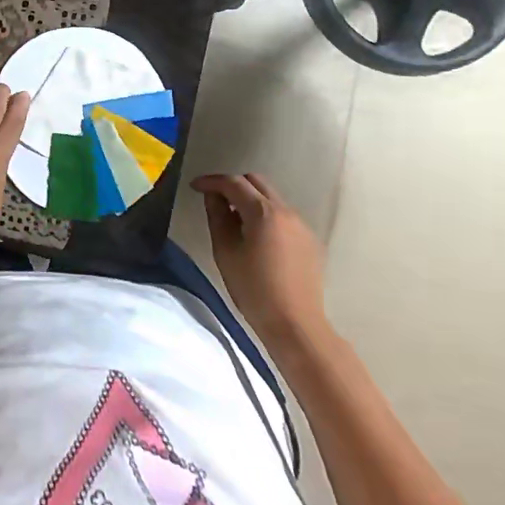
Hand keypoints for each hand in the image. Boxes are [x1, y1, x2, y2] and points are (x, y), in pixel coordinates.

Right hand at [191, 173, 329, 349]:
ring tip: (231, 218)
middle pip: (257, 182)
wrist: (294, 322)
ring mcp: (302, 226)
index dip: (211, 181)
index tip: (194, 187)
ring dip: (249, 200)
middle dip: (232, 184)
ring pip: (271, 198)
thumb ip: (217, 216)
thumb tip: (213, 196)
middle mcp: (287, 212)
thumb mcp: (224, 249)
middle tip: (212, 198)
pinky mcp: (310, 241)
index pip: (234, 183)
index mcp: (264, 213)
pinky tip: (253, 235)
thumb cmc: (252, 287)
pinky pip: (283, 216)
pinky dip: (264, 214)